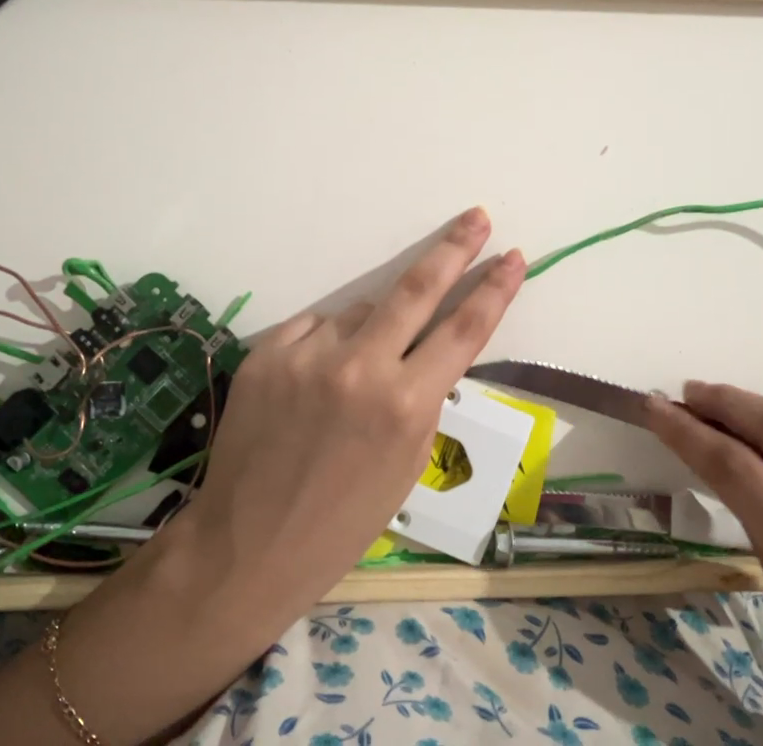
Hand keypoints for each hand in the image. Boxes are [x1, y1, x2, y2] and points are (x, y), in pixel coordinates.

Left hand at [179, 206, 524, 610]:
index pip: (465, 330)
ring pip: (358, 312)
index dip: (495, 289)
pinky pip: (312, 328)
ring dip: (368, 330)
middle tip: (475, 217)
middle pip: (418, 288)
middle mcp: (360, 368)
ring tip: (349, 380)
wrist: (248, 545)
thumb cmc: (341, 522)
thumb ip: (420, 398)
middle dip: (453, 248)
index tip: (513, 257)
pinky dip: (323, 345)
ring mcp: (308, 356)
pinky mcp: (267, 353)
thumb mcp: (407, 465)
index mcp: (406, 405)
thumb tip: (419, 348)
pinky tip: (312, 383)